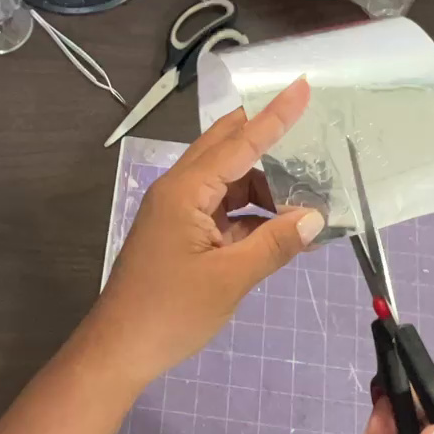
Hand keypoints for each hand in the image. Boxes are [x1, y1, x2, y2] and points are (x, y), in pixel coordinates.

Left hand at [84, 78, 324, 383]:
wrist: (119, 348)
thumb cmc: (170, 311)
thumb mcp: (230, 278)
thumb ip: (274, 244)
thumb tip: (313, 216)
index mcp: (185, 190)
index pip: (238, 142)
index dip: (273, 116)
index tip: (300, 86)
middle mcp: (178, 191)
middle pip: (226, 151)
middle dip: (265, 140)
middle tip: (307, 130)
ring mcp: (176, 213)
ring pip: (225, 183)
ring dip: (261, 187)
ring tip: (304, 196)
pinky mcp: (178, 234)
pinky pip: (219, 210)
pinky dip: (249, 215)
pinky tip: (278, 227)